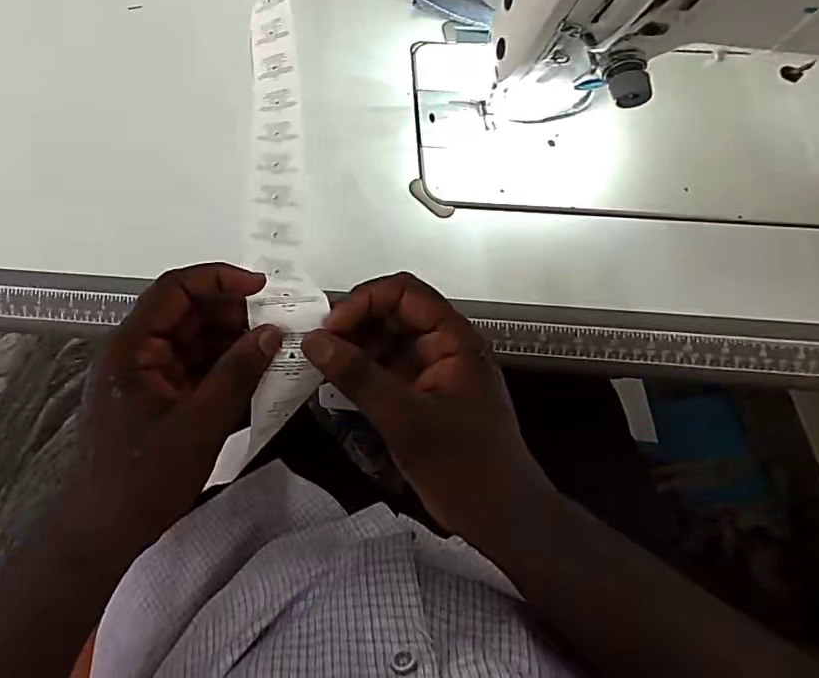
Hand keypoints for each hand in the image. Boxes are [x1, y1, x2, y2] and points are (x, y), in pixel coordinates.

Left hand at [57, 263, 280, 554]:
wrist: (100, 535)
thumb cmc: (141, 479)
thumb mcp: (199, 425)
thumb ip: (237, 375)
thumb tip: (270, 334)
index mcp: (132, 346)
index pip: (174, 289)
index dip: (217, 279)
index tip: (260, 286)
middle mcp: (135, 352)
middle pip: (186, 314)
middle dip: (231, 315)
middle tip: (276, 323)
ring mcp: (144, 376)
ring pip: (192, 342)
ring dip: (230, 343)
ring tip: (272, 350)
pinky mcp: (155, 399)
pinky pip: (191, 370)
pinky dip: (221, 370)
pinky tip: (253, 377)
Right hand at [299, 272, 553, 543]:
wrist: (505, 525)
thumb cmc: (467, 469)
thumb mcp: (406, 420)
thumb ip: (358, 376)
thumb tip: (314, 341)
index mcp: (454, 340)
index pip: (404, 293)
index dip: (365, 301)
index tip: (333, 327)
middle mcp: (443, 346)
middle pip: (391, 312)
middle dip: (353, 323)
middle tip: (319, 345)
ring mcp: (432, 370)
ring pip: (384, 339)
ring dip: (352, 346)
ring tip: (321, 364)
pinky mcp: (421, 394)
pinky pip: (384, 367)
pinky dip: (359, 370)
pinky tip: (335, 384)